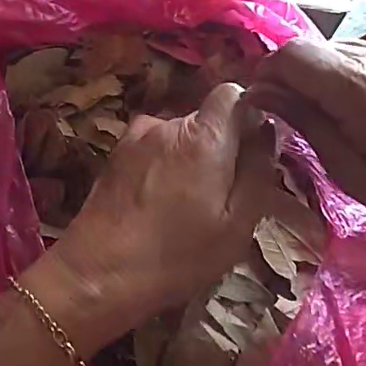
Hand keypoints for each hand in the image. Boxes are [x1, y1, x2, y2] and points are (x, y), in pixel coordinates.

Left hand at [22, 84, 279, 352]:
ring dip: (188, 158)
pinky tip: (156, 203)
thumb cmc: (177, 255)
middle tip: (221, 193)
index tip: (253, 149)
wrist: (98, 271)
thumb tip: (267, 130)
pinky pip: (153, 148)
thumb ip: (258, 171)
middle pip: (205, 119)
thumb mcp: (236, 225)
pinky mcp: (115, 152)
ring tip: (184, 204)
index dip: (247, 115)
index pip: (233, 94)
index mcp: (203, 136)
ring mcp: (135, 135)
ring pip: (177, 136)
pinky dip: (162, 166)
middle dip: (219, 146)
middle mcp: (167, 123)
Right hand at [244, 26, 365, 270]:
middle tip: (294, 111)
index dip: (268, 73)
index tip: (263, 100)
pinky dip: (362, 58)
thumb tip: (262, 94)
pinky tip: (365, 85)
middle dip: (295, 75)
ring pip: (348, 44)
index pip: (294, 54)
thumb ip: (306, 123)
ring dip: (327, 69)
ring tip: (335, 107)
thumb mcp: (353, 173)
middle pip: (318, 48)